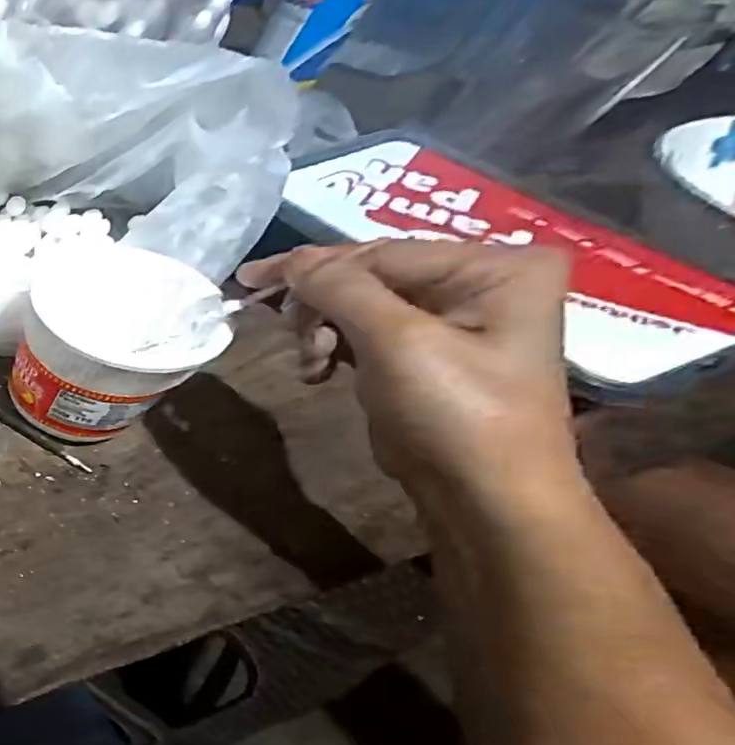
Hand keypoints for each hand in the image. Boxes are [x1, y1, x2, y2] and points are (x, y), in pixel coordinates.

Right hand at [237, 240, 576, 515]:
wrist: (480, 490)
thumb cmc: (453, 411)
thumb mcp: (396, 343)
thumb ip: (342, 291)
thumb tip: (291, 262)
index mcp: (497, 265)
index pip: (382, 253)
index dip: (313, 268)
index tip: (248, 281)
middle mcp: (480, 281)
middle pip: (368, 276)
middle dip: (318, 307)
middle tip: (289, 338)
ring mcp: (452, 318)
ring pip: (356, 306)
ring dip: (320, 332)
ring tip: (310, 366)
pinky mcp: (424, 351)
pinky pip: (361, 332)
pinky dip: (331, 349)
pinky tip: (318, 372)